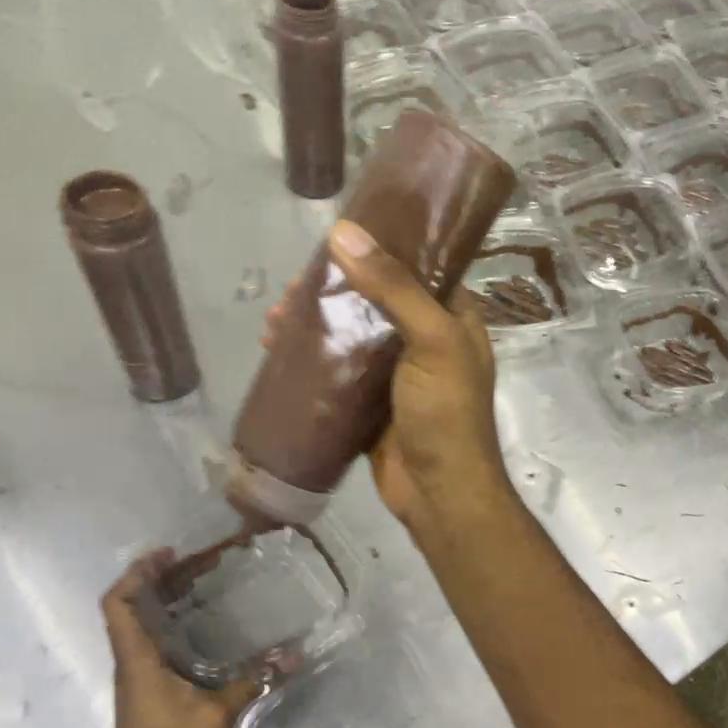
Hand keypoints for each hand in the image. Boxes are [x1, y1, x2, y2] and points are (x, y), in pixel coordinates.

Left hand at [101, 550, 259, 727]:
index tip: (167, 555)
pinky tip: (207, 636)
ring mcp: (138, 688)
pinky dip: (174, 634)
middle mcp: (131, 669)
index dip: (135, 573)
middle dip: (154, 583)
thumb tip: (294, 654)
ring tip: (202, 590)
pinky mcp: (149, 703)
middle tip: (194, 564)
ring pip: (142, 634)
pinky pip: (155, 654)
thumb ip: (253, 679)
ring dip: (163, 608)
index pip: (117, 606)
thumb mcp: (219, 714)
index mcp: (137, 664)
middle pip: (129, 613)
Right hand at [263, 220, 510, 536]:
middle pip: (374, 302)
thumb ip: (393, 287)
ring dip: (314, 325)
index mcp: (454, 319)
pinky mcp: (372, 407)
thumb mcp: (431, 340)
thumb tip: (344, 232)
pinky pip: (338, 374)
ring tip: (274, 318)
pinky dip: (311, 362)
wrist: (441, 494)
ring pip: (352, 337)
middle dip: (331, 291)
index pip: (416, 269)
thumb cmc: (446, 414)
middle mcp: (427, 342)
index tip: (333, 241)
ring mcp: (398, 377)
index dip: (377, 252)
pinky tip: (278, 352)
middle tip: (289, 288)